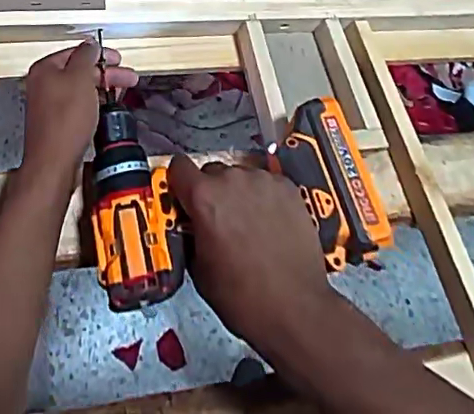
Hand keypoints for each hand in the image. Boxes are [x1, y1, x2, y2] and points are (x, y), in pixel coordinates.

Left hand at [21, 39, 136, 176]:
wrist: (54, 162)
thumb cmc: (62, 123)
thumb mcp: (81, 78)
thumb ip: (87, 56)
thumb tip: (90, 46)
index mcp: (45, 70)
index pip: (76, 51)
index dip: (99, 54)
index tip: (115, 58)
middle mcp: (43, 85)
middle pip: (80, 70)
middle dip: (105, 72)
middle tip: (123, 75)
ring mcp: (49, 105)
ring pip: (81, 88)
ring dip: (102, 88)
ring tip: (119, 91)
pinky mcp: (57, 122)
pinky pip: (79, 105)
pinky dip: (94, 103)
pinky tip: (105, 108)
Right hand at [167, 157, 337, 348]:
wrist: (294, 306)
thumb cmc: (244, 296)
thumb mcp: (199, 270)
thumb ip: (190, 236)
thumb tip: (192, 226)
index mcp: (205, 197)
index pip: (179, 167)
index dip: (179, 182)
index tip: (183, 195)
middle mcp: (234, 180)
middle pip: (212, 172)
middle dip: (212, 193)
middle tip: (218, 221)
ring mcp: (264, 180)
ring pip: (241, 177)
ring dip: (240, 194)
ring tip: (249, 227)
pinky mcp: (288, 187)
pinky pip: (267, 184)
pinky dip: (265, 198)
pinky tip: (270, 225)